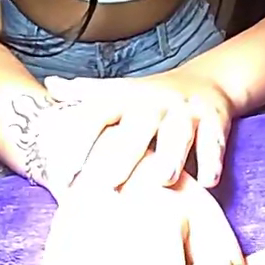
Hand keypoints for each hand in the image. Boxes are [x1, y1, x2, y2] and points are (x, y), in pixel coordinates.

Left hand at [43, 67, 233, 190]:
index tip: (65, 173)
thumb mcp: (119, 93)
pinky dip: (212, 160)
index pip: (98, 116)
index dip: (80, 141)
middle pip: (137, 127)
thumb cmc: (151, 98)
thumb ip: (85, 94)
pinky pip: (214, 140)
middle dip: (123, 155)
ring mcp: (185, 110)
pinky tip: (207, 182)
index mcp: (125, 98)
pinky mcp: (214, 119)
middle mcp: (153, 103)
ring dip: (171, 155)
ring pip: (178, 133)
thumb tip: (50, 86)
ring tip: (163, 180)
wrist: (206, 81)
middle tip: (107, 184)